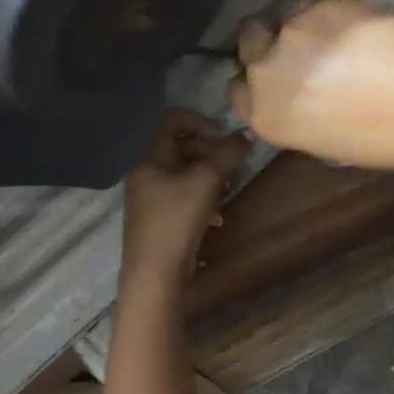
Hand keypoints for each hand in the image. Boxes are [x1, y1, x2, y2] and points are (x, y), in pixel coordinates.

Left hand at [122, 109, 250, 282]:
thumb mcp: (205, 182)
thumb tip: (246, 136)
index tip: (223, 141)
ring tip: (229, 189)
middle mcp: (147, 174)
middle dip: (210, 152)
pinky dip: (203, 198)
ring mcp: (151, 198)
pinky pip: (184, 197)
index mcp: (150, 159)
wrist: (155, 273)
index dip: (202, 123)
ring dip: (210, 176)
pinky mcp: (160, 219)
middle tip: (233, 166)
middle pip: (181, 147)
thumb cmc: (176, 220)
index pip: (173, 120)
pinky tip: (218, 216)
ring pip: (185, 173)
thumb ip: (227, 155)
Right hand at [227, 0, 393, 165]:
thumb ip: (300, 116)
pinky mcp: (320, 6)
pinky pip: (316, 1)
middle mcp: (265, 74)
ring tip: (335, 30)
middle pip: (248, 40)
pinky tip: (360, 24)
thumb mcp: (327, 141)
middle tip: (300, 45)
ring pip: (283, 13)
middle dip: (267, 39)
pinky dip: (332, 9)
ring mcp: (290, 35)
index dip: (256, 81)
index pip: (238, 90)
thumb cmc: (383, 139)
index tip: (277, 77)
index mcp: (265, 117)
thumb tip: (308, 98)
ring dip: (301, 19)